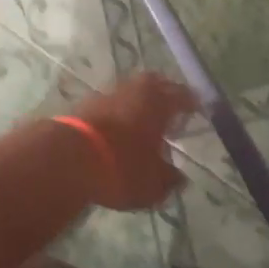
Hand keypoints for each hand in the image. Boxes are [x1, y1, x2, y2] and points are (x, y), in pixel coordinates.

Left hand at [66, 74, 197, 210]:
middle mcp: (135, 90)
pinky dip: (120, 108)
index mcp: (158, 103)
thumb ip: (169, 179)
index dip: (191, 101)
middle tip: (172, 105)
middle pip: (154, 82)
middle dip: (165, 91)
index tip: (198, 106)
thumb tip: (180, 178)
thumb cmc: (121, 167)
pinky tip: (120, 125)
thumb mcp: (152, 184)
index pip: (182, 95)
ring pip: (131, 89)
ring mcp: (109, 93)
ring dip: (140, 99)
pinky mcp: (87, 102)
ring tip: (145, 117)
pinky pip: (112, 100)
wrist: (70, 157)